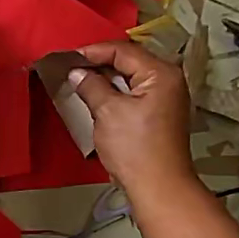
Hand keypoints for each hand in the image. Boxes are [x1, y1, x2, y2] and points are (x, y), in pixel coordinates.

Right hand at [69, 41, 194, 194]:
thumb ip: (91, 86)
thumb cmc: (135, 149)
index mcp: (161, 73)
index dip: (94, 52)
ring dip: (108, 80)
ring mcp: (168, 99)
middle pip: (130, 62)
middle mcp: (169, 80)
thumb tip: (77, 72)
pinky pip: (137, 95)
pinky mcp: (161, 116)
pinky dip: (117, 94)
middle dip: (101, 64)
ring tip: (82, 83)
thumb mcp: (108, 112)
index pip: (124, 50)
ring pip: (133, 79)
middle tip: (73, 69)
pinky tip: (100, 100)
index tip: (69, 57)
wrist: (158, 187)